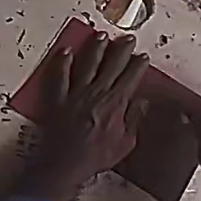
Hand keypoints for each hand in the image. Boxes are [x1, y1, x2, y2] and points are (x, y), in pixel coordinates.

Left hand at [16, 33, 149, 200]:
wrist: (66, 164)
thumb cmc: (95, 157)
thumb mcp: (125, 143)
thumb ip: (134, 120)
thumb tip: (142, 103)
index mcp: (115, 103)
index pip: (130, 77)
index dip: (138, 65)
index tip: (142, 57)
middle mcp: (96, 93)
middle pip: (111, 65)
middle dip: (121, 49)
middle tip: (127, 39)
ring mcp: (76, 94)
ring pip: (88, 64)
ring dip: (96, 48)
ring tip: (101, 37)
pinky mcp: (58, 99)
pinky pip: (60, 76)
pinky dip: (62, 62)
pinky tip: (66, 51)